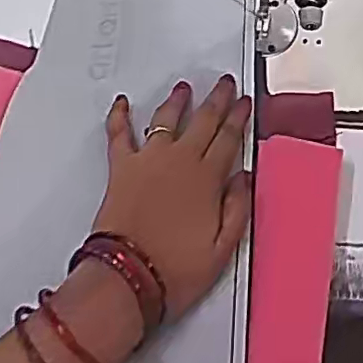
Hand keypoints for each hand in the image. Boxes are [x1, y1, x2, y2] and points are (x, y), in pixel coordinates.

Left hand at [95, 77, 253, 318]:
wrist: (127, 279)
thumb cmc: (173, 270)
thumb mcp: (221, 249)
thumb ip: (238, 208)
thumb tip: (243, 178)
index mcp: (207, 178)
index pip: (229, 137)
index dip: (238, 117)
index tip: (243, 103)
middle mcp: (180, 161)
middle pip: (204, 120)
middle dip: (217, 99)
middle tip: (224, 84)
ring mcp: (149, 160)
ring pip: (167, 118)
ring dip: (177, 100)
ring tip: (183, 88)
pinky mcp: (122, 168)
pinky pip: (119, 134)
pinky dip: (119, 116)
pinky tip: (122, 103)